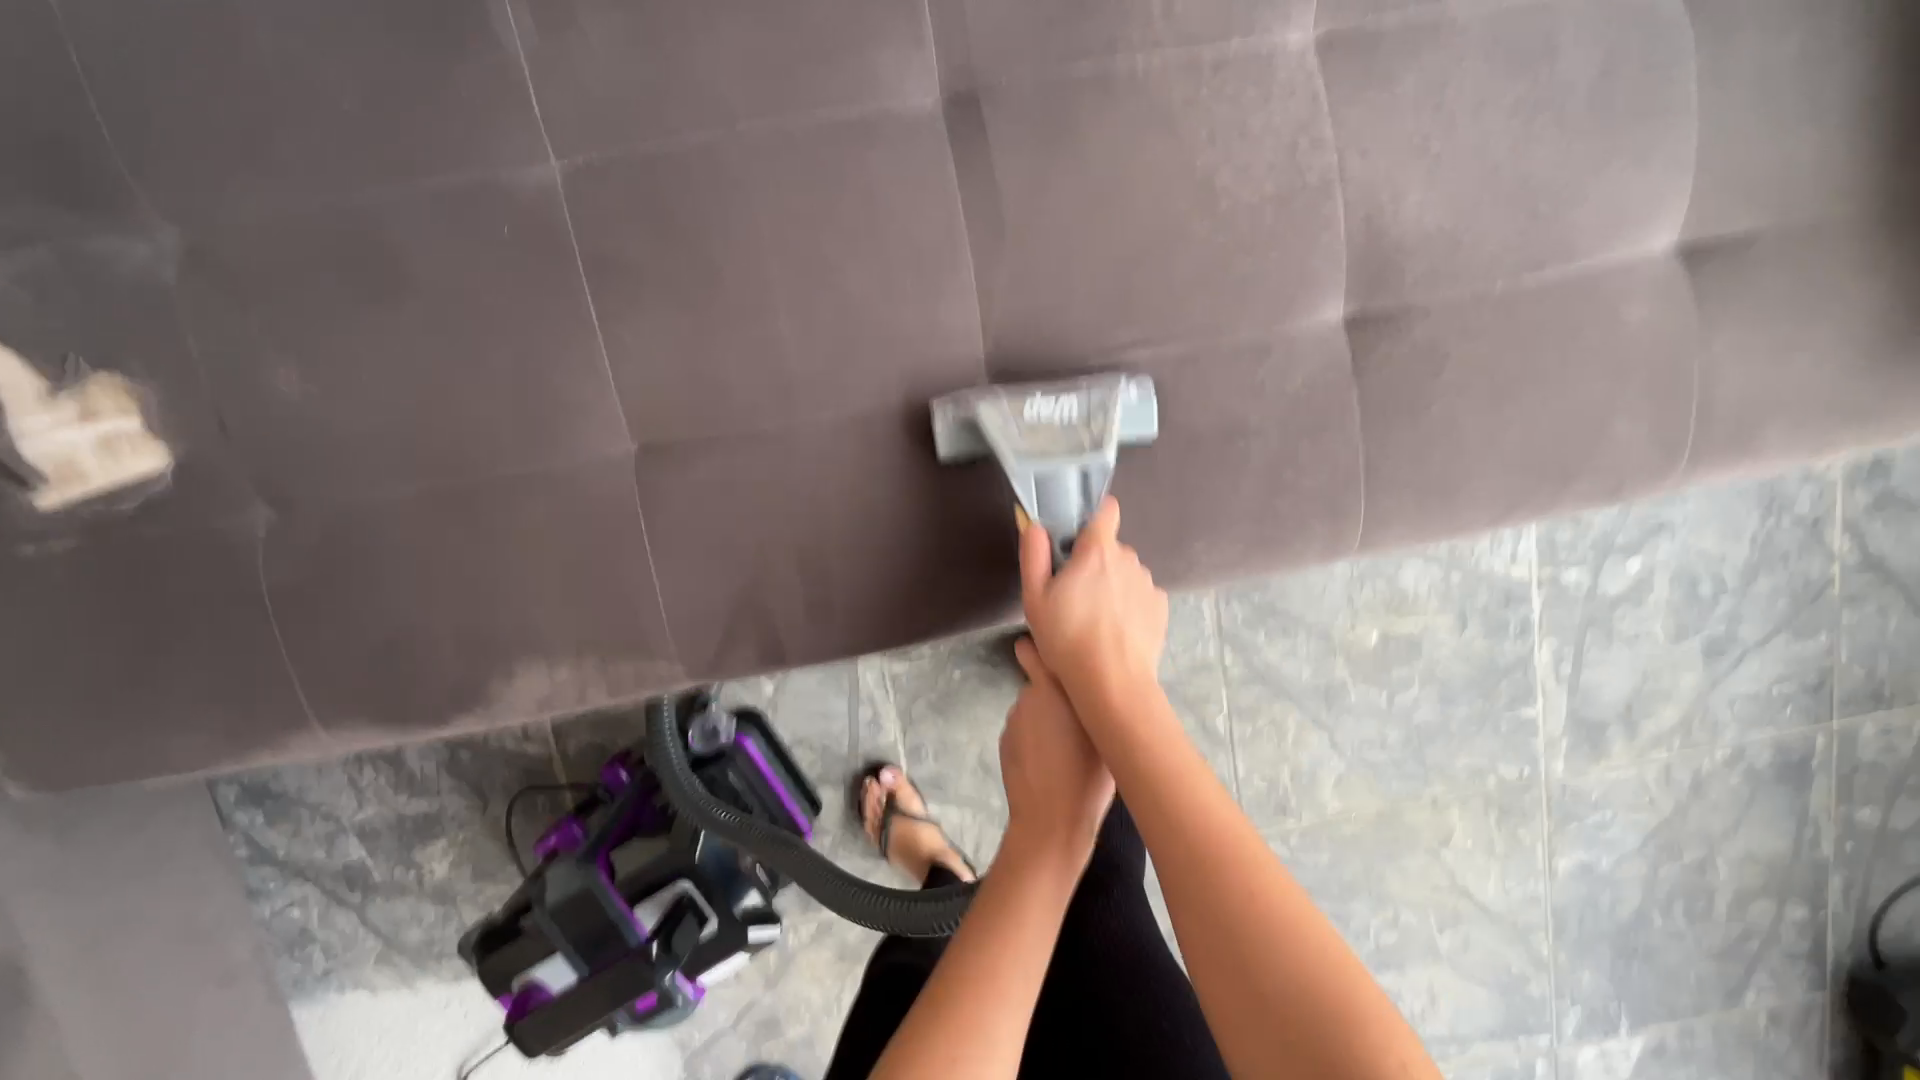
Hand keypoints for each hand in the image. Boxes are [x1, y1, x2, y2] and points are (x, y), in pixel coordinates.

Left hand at [998, 638, 1113, 861]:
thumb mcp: (1105, 733)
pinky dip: (1035, 738)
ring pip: (1033, 707)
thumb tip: (1094, 684)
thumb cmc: (1088, 777)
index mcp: (1055, 687)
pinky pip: (1023, 730)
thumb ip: (1096, 700)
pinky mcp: (1004, 741)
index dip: (1043, 648)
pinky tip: (1050, 761)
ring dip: (1045, 718)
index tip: (1057, 653)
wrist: (1050, 822)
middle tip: (1077, 717)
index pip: (1035, 649)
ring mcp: (1013, 720)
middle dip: (1053, 692)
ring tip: (1067, 747)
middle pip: (1040, 681)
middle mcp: (1029, 696)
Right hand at [1019, 496, 1168, 700]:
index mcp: (1097, 551)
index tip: (1077, 539)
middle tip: (1074, 595)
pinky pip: (1140, 595)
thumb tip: (1036, 526)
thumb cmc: (1066, 638)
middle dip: (1094, 563)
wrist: (1111, 681)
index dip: (1092, 518)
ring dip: (1112, 585)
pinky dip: (1129, 605)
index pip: (1106, 509)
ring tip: (1095, 619)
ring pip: (1126, 573)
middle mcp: (1129, 559)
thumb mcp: (1035, 598)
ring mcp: (1148, 584)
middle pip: (1110, 549)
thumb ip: (1034, 555)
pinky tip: (1115, 631)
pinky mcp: (1160, 608)